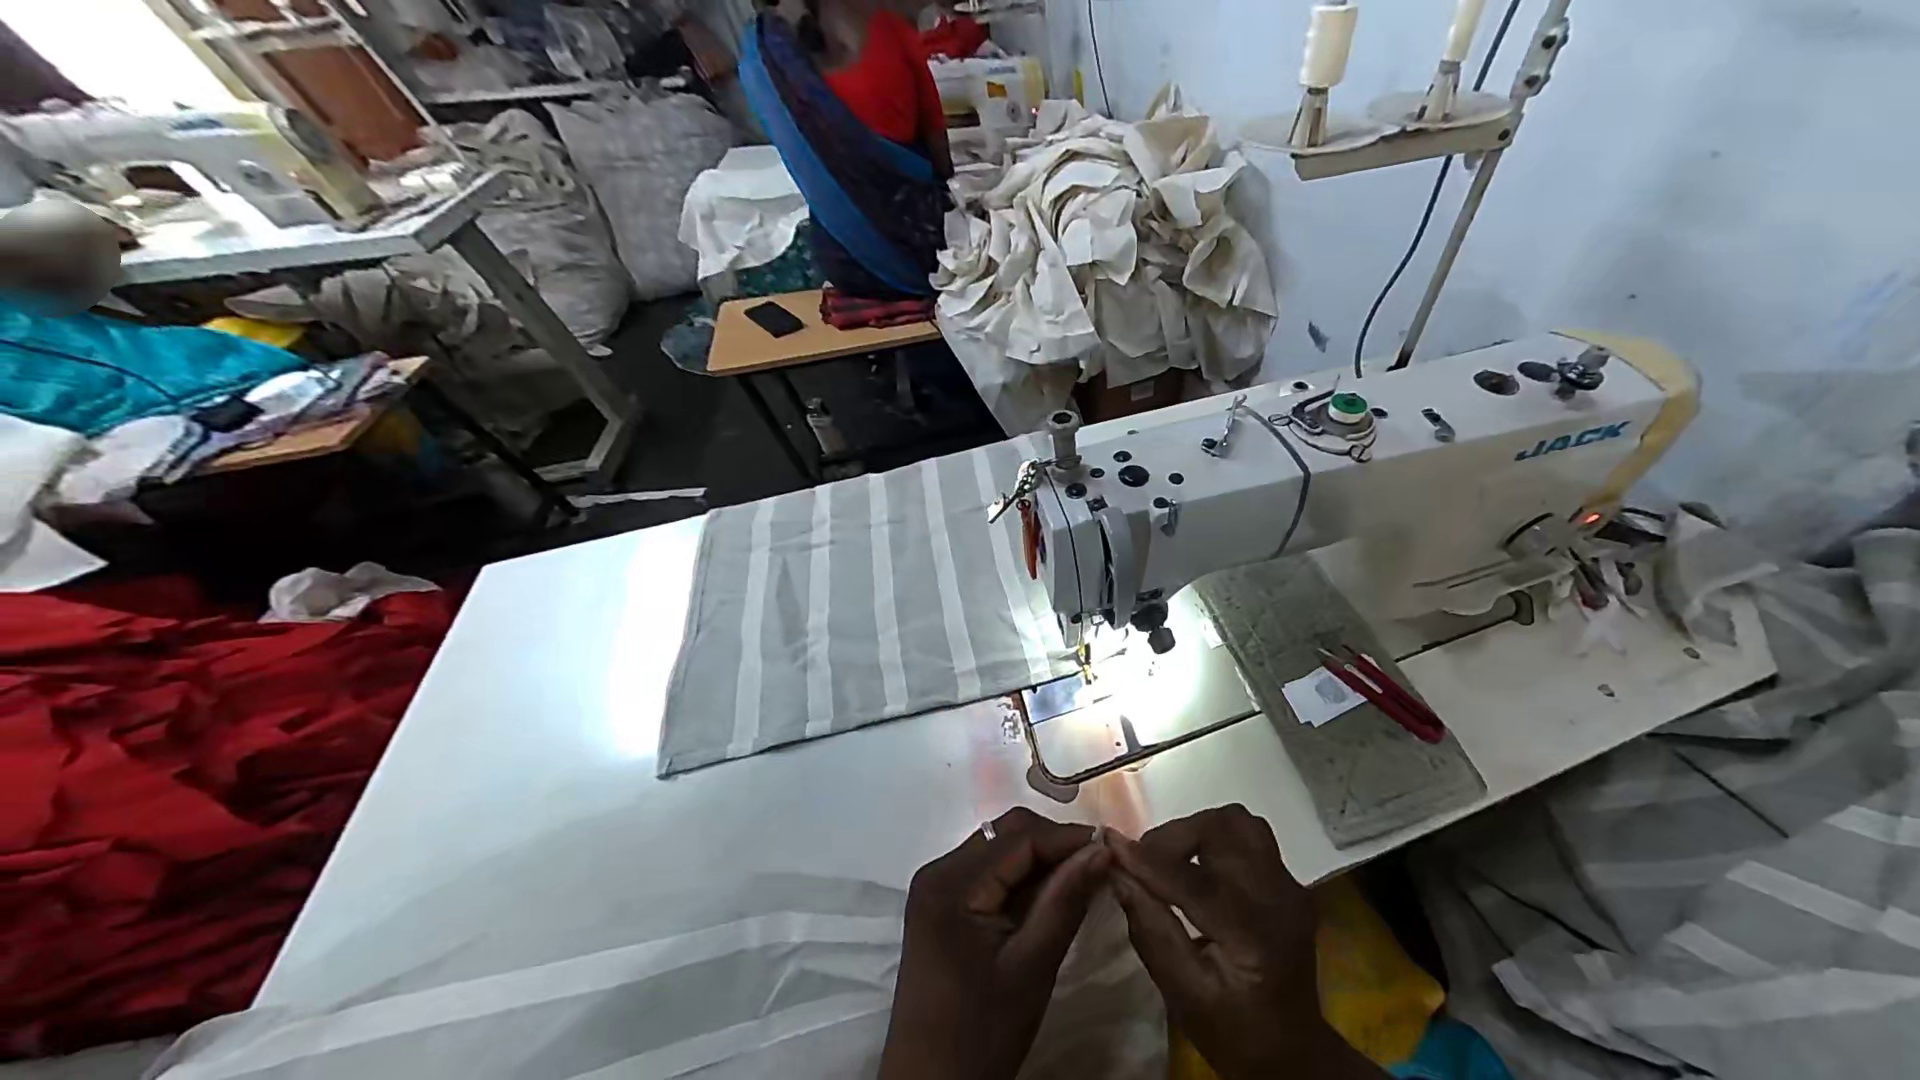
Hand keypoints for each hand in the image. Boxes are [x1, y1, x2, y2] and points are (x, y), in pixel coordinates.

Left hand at [878, 807, 1110, 1079]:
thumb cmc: (981, 1033)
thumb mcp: (1032, 966)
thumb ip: (1065, 901)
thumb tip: (1103, 850)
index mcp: (951, 882)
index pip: (1018, 839)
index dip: (1068, 838)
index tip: (1115, 845)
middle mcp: (939, 871)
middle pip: (1006, 836)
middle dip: (1056, 843)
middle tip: (1104, 861)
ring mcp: (939, 887)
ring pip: (1000, 850)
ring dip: (1042, 858)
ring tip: (1086, 873)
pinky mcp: (945, 904)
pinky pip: (990, 873)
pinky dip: (1023, 877)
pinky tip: (1054, 890)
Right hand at [1107, 805, 1381, 1079]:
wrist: (1295, 1053)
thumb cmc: (1234, 1032)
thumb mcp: (1183, 994)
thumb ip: (1150, 929)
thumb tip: (1117, 872)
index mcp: (1253, 936)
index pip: (1192, 879)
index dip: (1146, 859)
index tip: (1109, 844)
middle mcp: (1278, 899)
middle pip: (1221, 829)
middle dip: (1173, 836)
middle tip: (1145, 860)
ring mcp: (1289, 886)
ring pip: (1237, 822)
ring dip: (1196, 830)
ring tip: (1171, 858)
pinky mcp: (1288, 881)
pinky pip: (1248, 836)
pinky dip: (1214, 838)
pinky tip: (1197, 866)